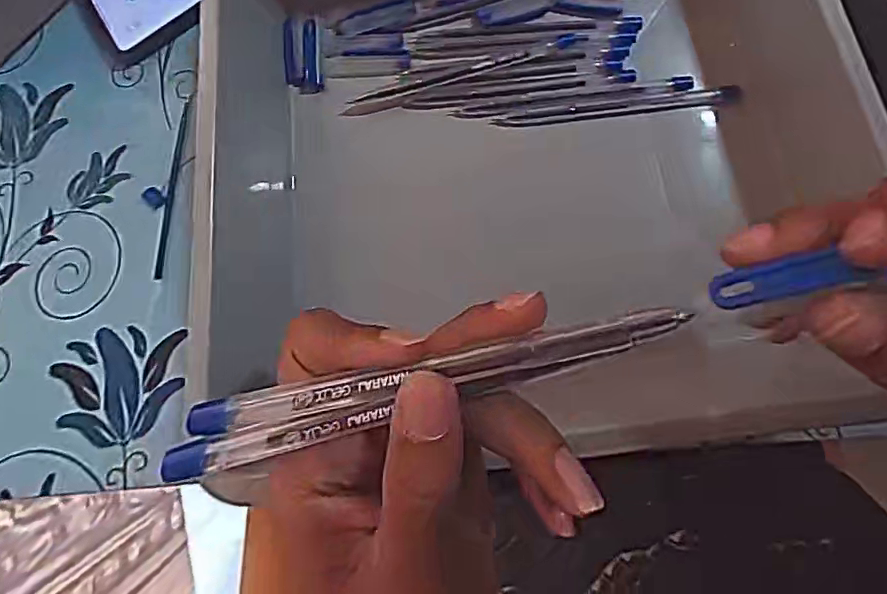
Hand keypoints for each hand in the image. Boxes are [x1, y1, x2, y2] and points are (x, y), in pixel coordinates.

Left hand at [242, 293, 606, 593]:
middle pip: (411, 365)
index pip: (316, 357)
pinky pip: (491, 428)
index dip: (361, 339)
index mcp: (316, 456)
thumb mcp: (400, 575)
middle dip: (477, 352)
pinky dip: (529, 459)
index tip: (420, 353)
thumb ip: (414, 481)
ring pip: (465, 393)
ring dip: (525, 434)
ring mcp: (406, 443)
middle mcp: (358, 436)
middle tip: (526, 319)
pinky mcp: (446, 457)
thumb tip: (430, 383)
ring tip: (570, 490)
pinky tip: (555, 498)